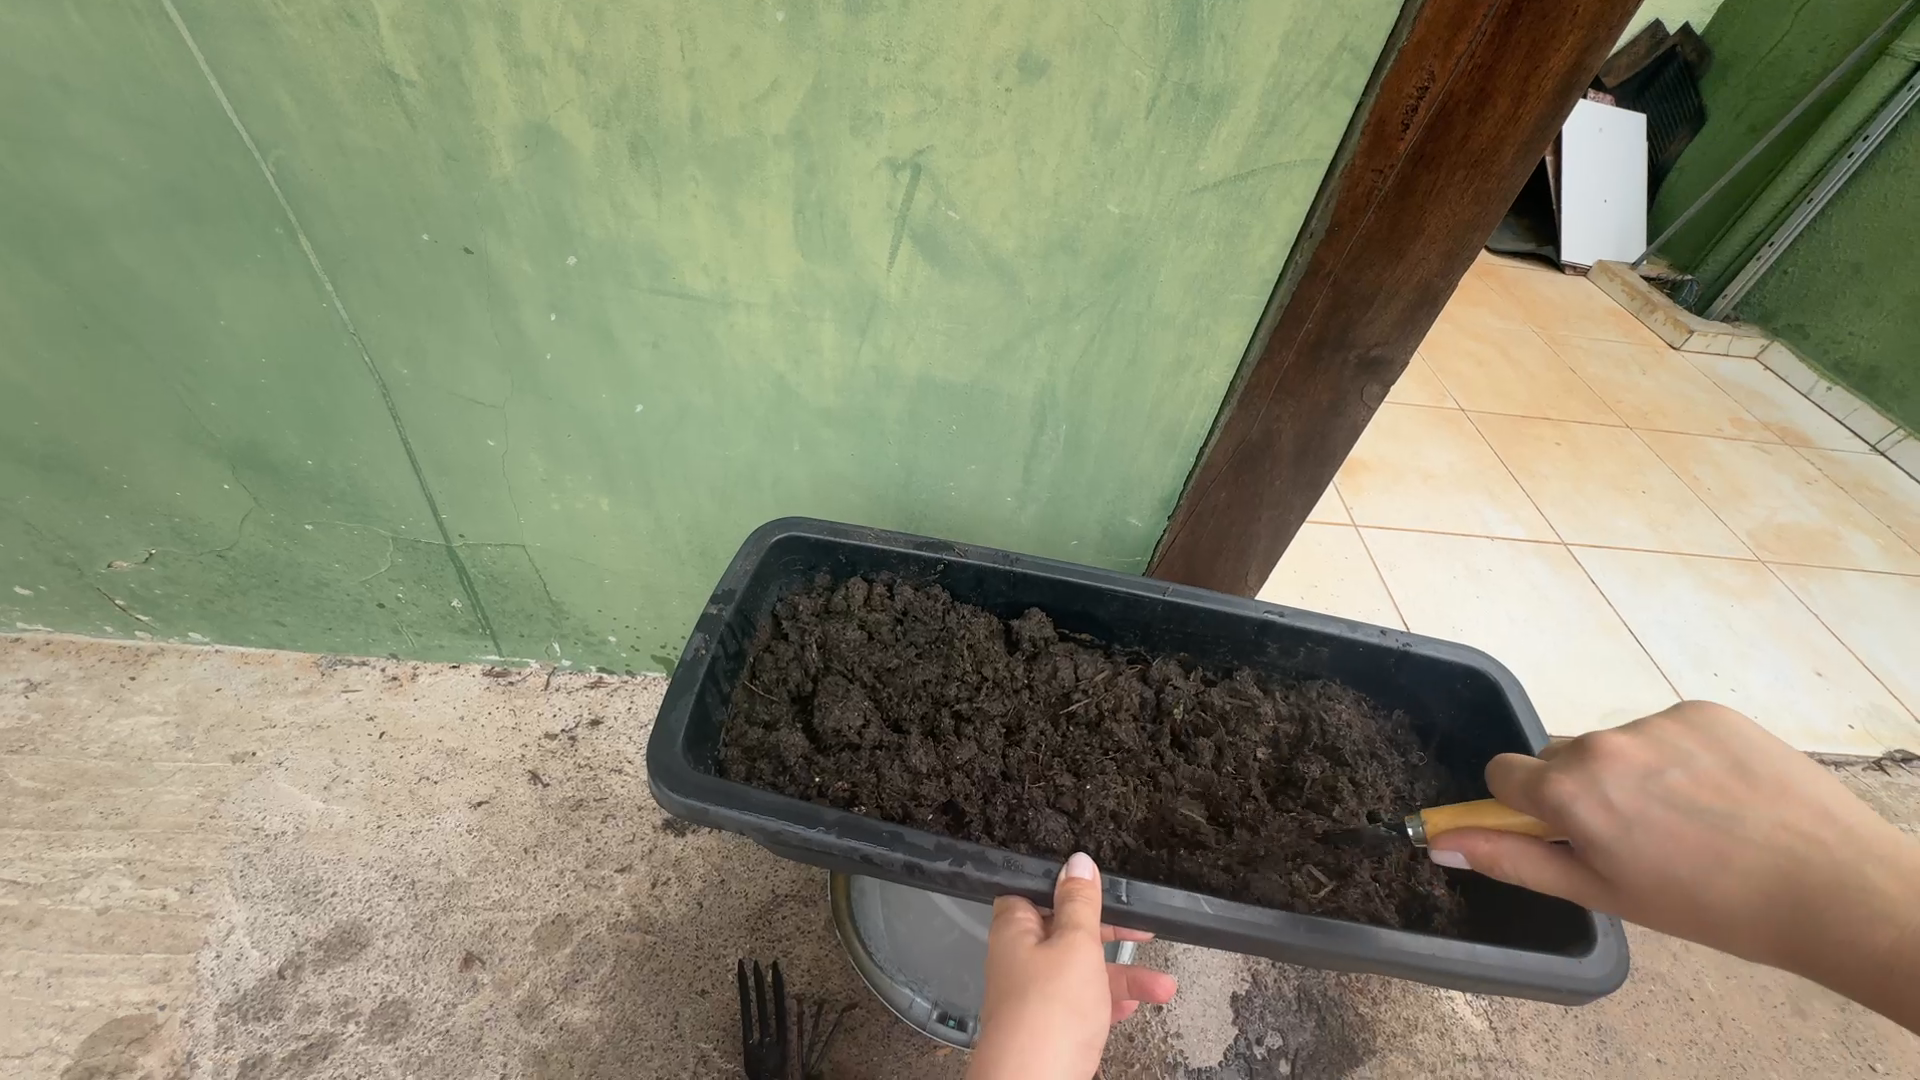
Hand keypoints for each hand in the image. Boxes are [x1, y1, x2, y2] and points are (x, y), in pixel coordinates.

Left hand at [967, 853, 1177, 1079]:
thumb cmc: (1050, 1009)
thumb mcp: (1075, 944)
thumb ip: (1080, 902)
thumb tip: (1078, 861)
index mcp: (1016, 926)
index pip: (1039, 890)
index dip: (1070, 886)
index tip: (1104, 885)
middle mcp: (1021, 955)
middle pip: (1067, 929)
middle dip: (1110, 932)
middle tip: (1144, 927)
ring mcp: (1035, 993)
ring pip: (1082, 969)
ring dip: (1123, 975)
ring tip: (1164, 985)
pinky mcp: (1051, 1026)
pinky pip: (1084, 1003)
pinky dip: (1110, 1002)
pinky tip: (1137, 1007)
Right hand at [1430, 701, 1919, 1027]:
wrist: (1850, 894)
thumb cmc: (1711, 907)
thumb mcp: (1602, 893)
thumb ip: (1510, 860)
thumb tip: (1437, 843)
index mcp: (1567, 792)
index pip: (1502, 773)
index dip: (1526, 804)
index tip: (1566, 830)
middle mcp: (1597, 744)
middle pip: (1558, 757)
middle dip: (1581, 788)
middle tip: (1639, 833)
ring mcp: (1651, 722)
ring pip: (1611, 744)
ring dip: (1630, 772)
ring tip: (1694, 816)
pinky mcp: (1701, 710)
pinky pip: (1661, 727)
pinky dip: (1678, 754)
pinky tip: (1721, 791)